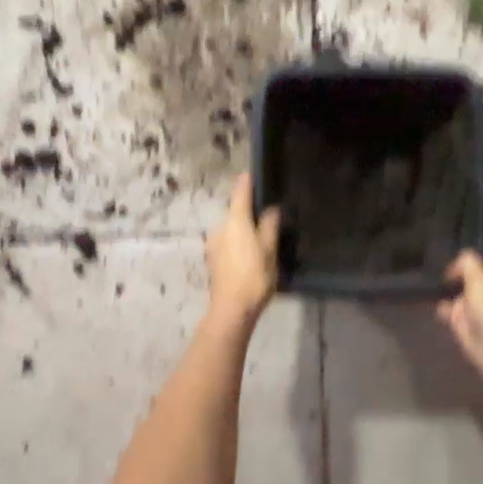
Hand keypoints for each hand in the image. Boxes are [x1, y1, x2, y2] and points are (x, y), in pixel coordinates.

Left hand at [206, 174, 280, 322]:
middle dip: (248, 213)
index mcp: (235, 221)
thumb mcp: (269, 250)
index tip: (251, 173)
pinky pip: (227, 243)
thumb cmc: (254, 276)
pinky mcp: (212, 259)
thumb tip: (270, 209)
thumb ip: (269, 226)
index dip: (247, 182)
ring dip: (243, 231)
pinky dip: (237, 244)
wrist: (231, 309)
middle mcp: (220, 227)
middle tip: (266, 218)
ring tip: (260, 241)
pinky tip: (248, 256)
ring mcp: (213, 244)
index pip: (240, 193)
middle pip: (235, 213)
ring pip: (231, 230)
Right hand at [438, 237, 482, 383]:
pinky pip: (446, 305)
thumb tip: (457, 263)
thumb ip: (466, 261)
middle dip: (458, 255)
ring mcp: (473, 299)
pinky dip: (439, 302)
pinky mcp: (461, 317)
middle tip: (436, 240)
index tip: (466, 219)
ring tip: (425, 261)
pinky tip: (426, 292)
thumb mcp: (478, 277)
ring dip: (445, 278)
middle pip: (473, 262)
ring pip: (457, 283)